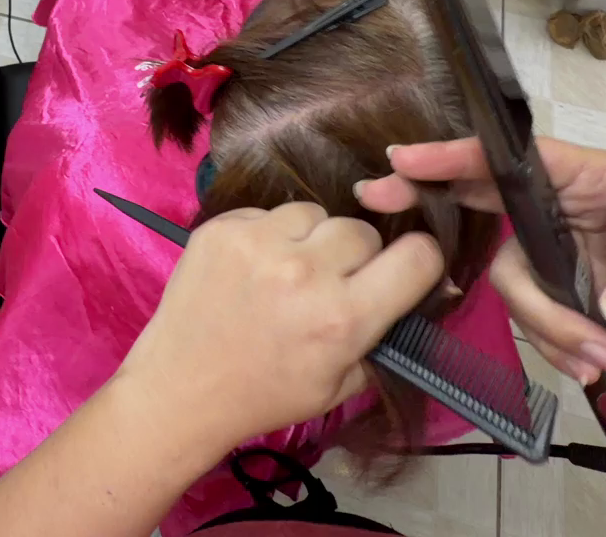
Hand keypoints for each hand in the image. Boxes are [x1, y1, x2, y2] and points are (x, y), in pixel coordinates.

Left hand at [112, 201, 444, 448]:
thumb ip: (384, 337)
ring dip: (310, 237)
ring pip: (314, 213)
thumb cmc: (265, 393)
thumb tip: (423, 291)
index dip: (420, 259)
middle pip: (361, 230)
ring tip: (287, 268)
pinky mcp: (223, 226)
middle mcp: (304, 271)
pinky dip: (268, 233)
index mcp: (342, 317)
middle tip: (332, 279)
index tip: (406, 266)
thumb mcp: (340, 384)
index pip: (416, 257)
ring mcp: (258, 242)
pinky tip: (252, 265)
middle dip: (355, 254)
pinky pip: (268, 212)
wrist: (182, 386)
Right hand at [358, 138, 605, 415]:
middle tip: (379, 199)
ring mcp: (565, 266)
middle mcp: (575, 218)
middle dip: (431, 198)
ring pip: (509, 278)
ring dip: (542, 322)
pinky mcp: (563, 312)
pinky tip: (598, 367)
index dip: (465, 153)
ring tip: (600, 359)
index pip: (529, 158)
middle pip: (487, 199)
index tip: (410, 157)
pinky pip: (529, 324)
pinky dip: (555, 349)